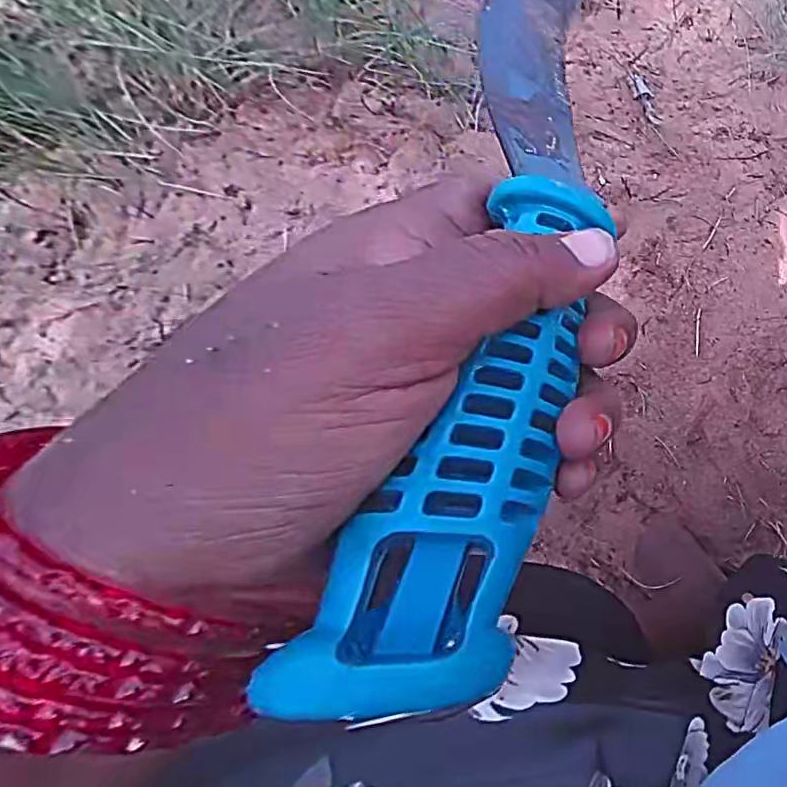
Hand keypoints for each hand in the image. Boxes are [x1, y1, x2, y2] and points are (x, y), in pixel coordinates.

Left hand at [2, 174, 636, 619]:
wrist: (188, 575)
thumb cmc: (266, 426)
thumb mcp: (381, 329)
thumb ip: (496, 278)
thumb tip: (598, 243)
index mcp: (408, 262)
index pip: (495, 210)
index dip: (552, 222)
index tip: (599, 257)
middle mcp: (445, 324)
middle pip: (552, 305)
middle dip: (589, 332)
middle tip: (598, 357)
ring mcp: (463, 400)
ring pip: (561, 383)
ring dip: (584, 410)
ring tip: (572, 447)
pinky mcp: (475, 463)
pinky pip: (546, 448)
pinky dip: (566, 463)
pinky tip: (564, 482)